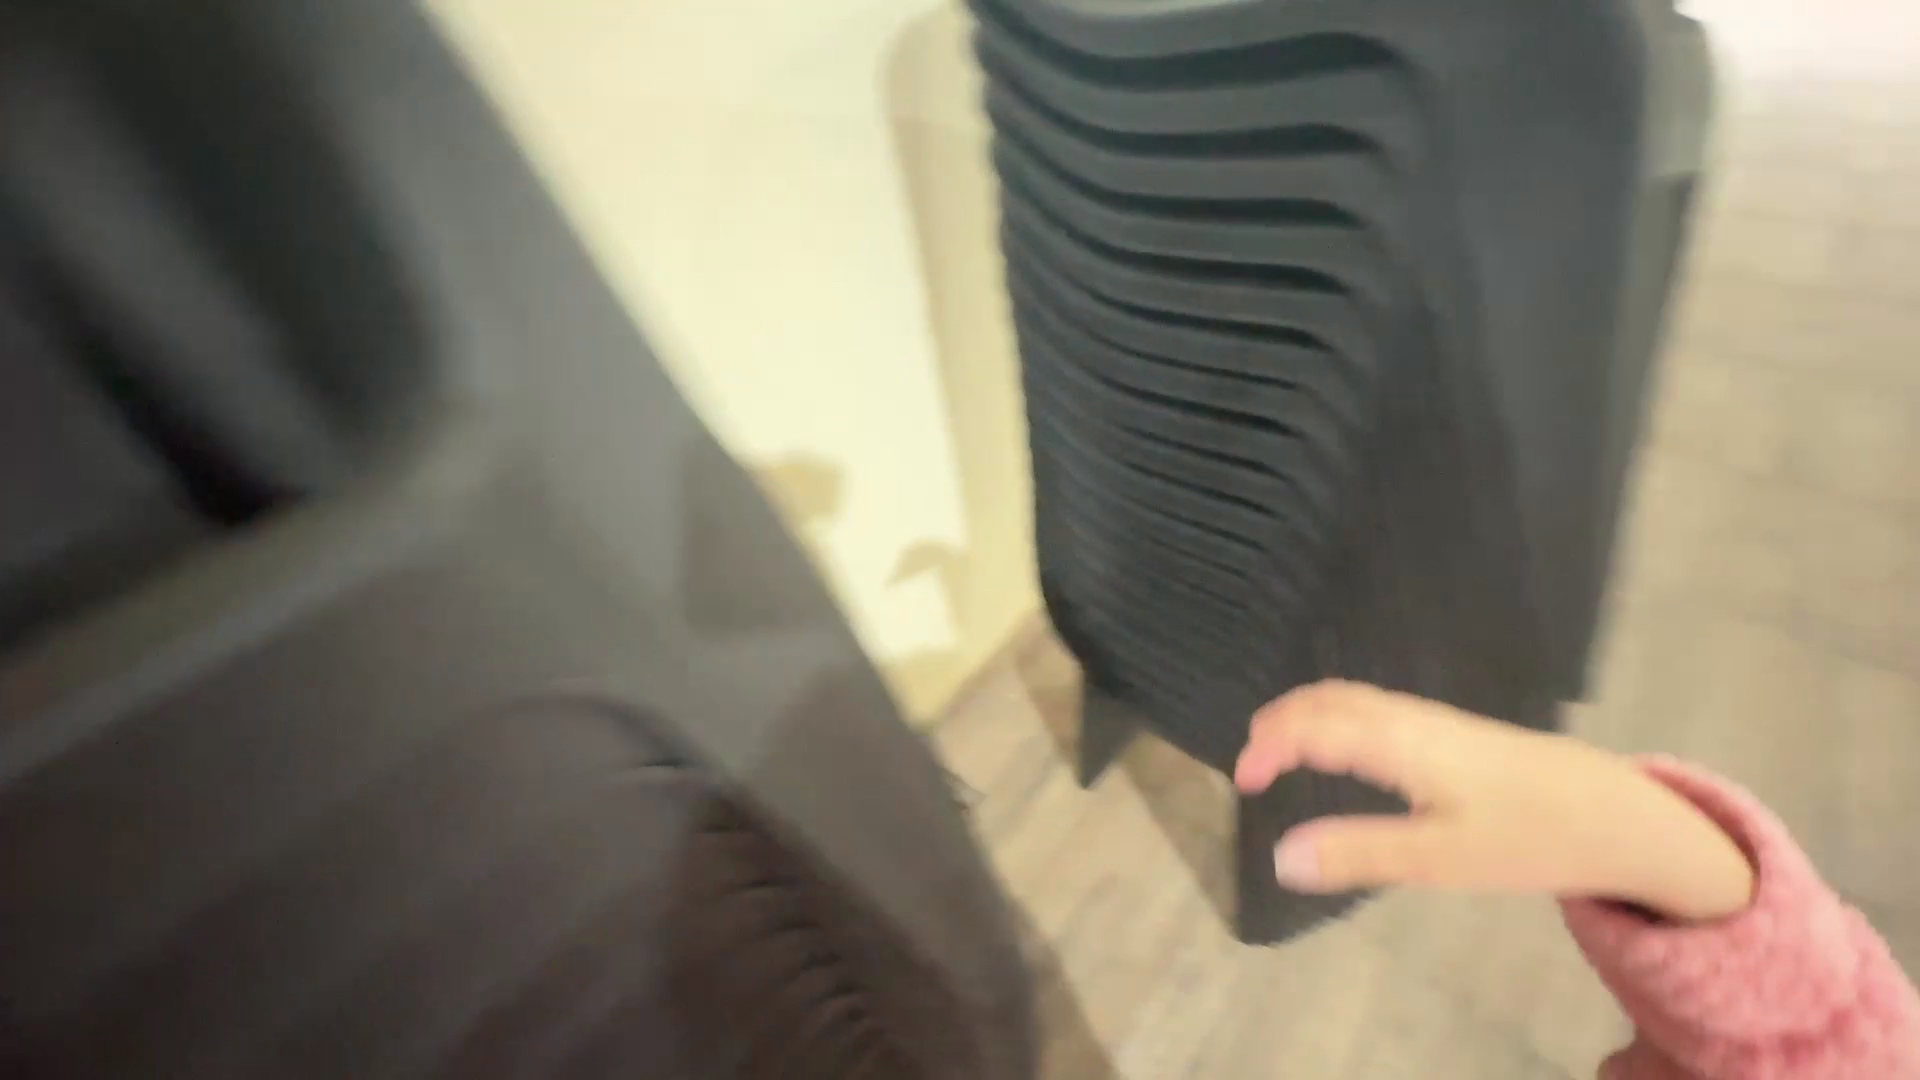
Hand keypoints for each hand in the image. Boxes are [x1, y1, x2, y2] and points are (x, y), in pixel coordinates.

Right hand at [1233, 680, 1756, 922]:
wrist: (1625, 814)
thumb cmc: (1531, 836)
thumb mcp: (1443, 859)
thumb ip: (1359, 854)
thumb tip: (1281, 858)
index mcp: (1395, 742)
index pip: (1310, 728)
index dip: (1268, 747)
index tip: (1243, 781)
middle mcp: (1403, 717)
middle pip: (1323, 699)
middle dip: (1277, 722)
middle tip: (1252, 762)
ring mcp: (1427, 717)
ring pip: (1346, 696)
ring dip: (1302, 714)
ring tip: (1280, 748)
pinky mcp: (1445, 727)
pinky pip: (1367, 703)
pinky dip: (1330, 714)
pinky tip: (1339, 745)